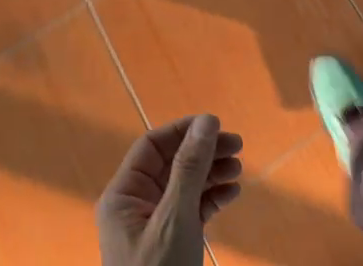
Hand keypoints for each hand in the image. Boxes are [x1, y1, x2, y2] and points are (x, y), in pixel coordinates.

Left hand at [98, 114, 243, 265]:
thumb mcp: (175, 218)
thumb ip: (190, 167)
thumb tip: (207, 120)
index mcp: (123, 195)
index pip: (152, 146)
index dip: (184, 131)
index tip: (216, 125)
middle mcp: (136, 205)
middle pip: (172, 163)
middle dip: (204, 152)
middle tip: (238, 147)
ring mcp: (153, 225)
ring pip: (185, 185)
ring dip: (212, 174)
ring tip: (238, 171)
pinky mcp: (171, 242)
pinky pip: (192, 209)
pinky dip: (212, 199)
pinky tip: (231, 195)